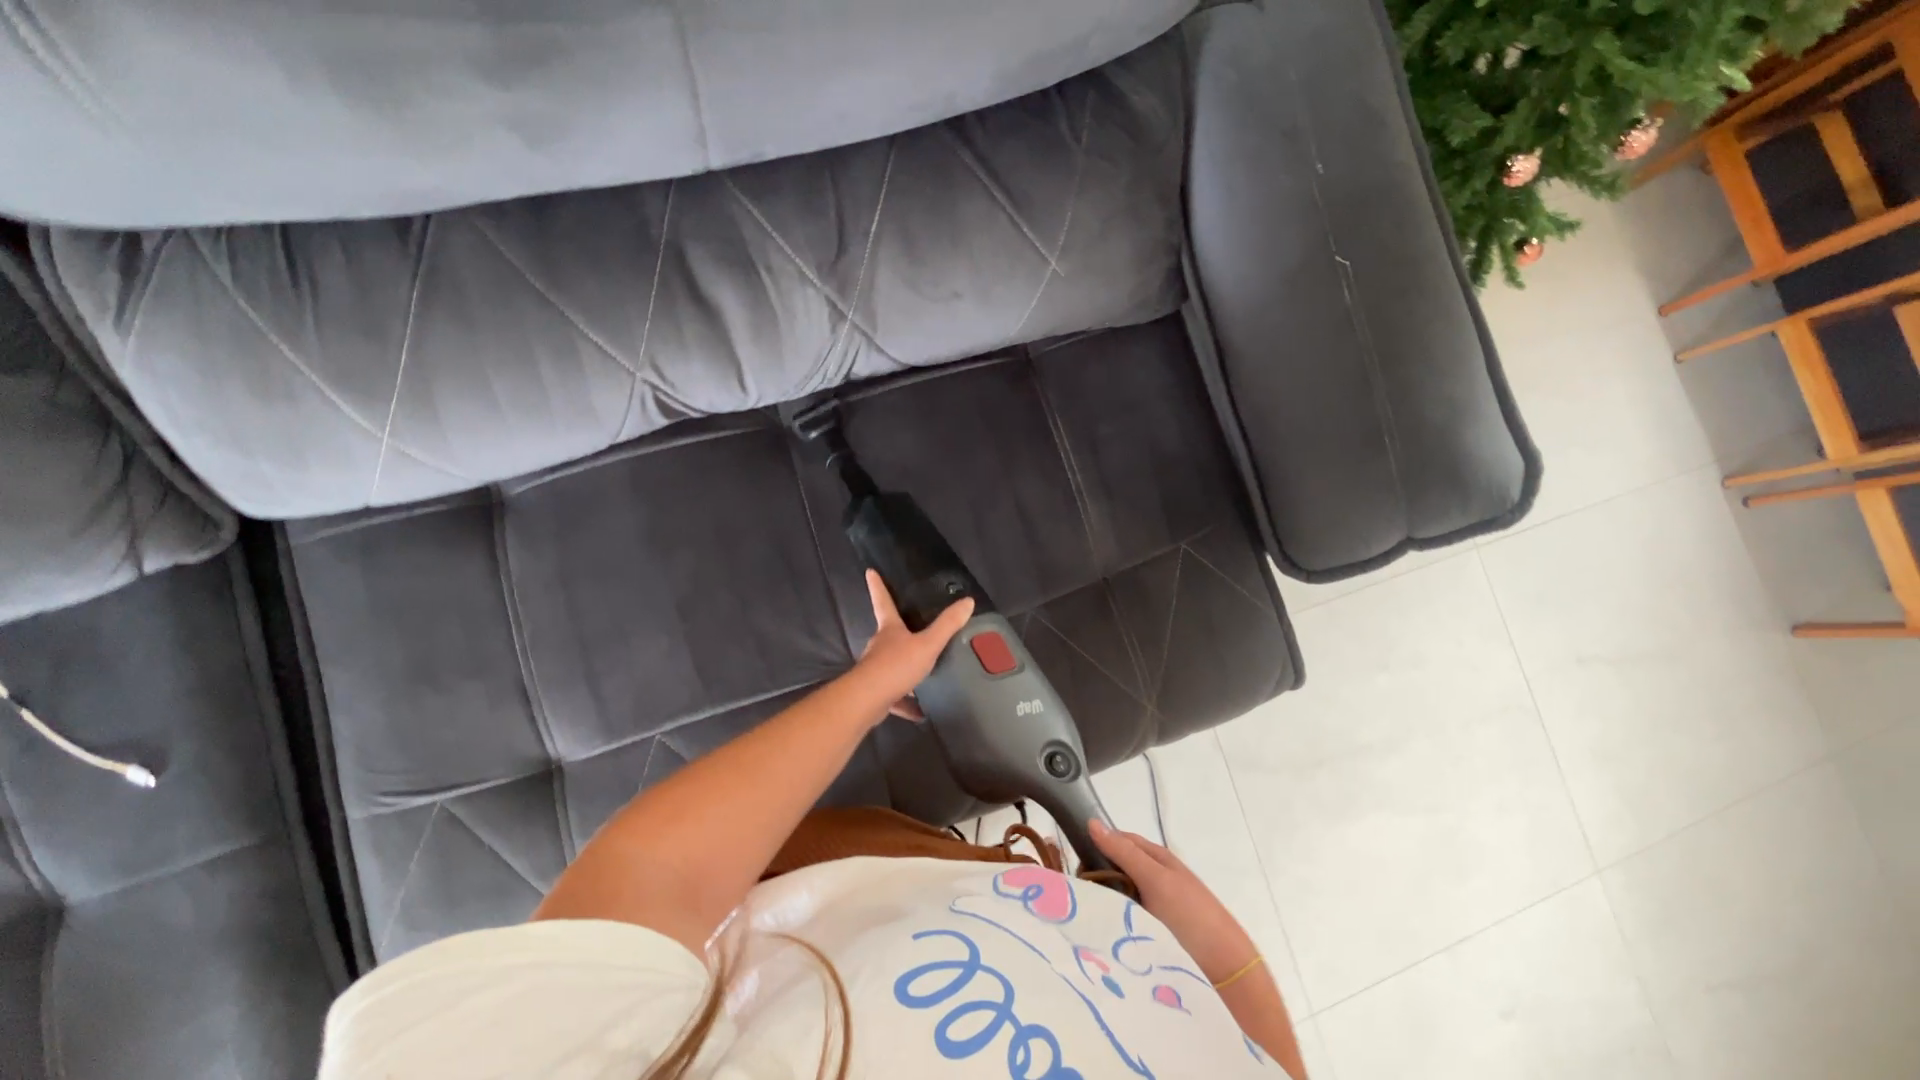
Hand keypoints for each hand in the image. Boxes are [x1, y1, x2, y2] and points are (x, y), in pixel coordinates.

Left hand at [858, 570, 973, 719]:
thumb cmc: (896, 665)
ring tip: (923, 674)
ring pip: (891, 665)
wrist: (868, 700)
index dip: (878, 586)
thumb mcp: (927, 644)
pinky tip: (920, 712)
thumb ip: (947, 625)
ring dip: (905, 669)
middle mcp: (879, 646)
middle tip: (911, 628)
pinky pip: (895, 696)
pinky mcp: (876, 692)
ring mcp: (875, 670)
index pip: (883, 601)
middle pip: (888, 634)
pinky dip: (906, 702)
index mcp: (889, 630)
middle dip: (897, 631)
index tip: (870, 571)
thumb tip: (968, 601)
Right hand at [1090, 819, 1258, 983]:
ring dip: (1103, 899)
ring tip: (1082, 913)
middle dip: (1096, 876)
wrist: (1223, 966)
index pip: (1118, 840)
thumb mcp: (1155, 879)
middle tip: (1077, 894)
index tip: (1073, 864)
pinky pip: (1124, 916)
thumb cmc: (1190, 915)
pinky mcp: (1152, 929)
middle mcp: (1154, 877)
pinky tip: (1099, 928)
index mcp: (1156, 858)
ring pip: (1118, 893)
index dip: (1096, 846)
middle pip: (1115, 867)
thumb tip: (1091, 821)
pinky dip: (1112, 917)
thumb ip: (1124, 853)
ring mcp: (1154, 904)